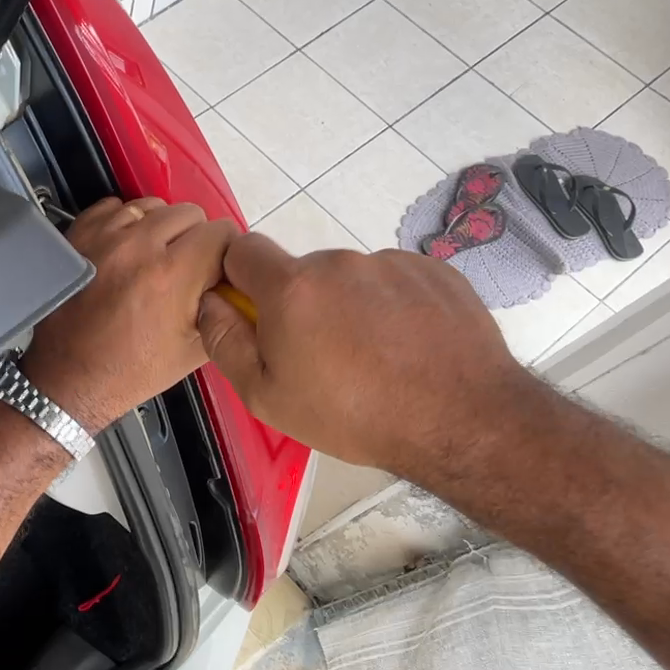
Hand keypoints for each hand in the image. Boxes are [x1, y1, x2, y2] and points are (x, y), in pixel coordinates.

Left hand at [22, 197, 237, 432]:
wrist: (69, 380)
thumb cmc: (129, 371)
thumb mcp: (194, 350)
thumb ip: (224, 308)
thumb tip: (236, 281)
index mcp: (172, 275)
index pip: (221, 232)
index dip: (226, 252)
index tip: (217, 269)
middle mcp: (137, 248)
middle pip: (189, 213)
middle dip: (195, 239)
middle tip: (186, 269)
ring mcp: (103, 238)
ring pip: (152, 206)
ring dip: (159, 229)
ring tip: (153, 261)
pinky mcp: (78, 237)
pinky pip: (114, 208)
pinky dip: (125, 225)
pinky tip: (125, 252)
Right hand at [196, 233, 545, 477]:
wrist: (460, 419)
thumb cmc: (349, 415)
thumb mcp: (265, 396)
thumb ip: (225, 342)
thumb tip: (209, 302)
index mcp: (291, 287)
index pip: (242, 249)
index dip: (237, 277)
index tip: (251, 314)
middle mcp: (340, 261)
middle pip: (299, 272)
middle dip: (298, 305)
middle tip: (317, 358)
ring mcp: (392, 263)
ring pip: (348, 279)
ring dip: (346, 307)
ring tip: (370, 358)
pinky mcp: (435, 272)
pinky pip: (393, 283)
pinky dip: (389, 308)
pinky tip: (405, 348)